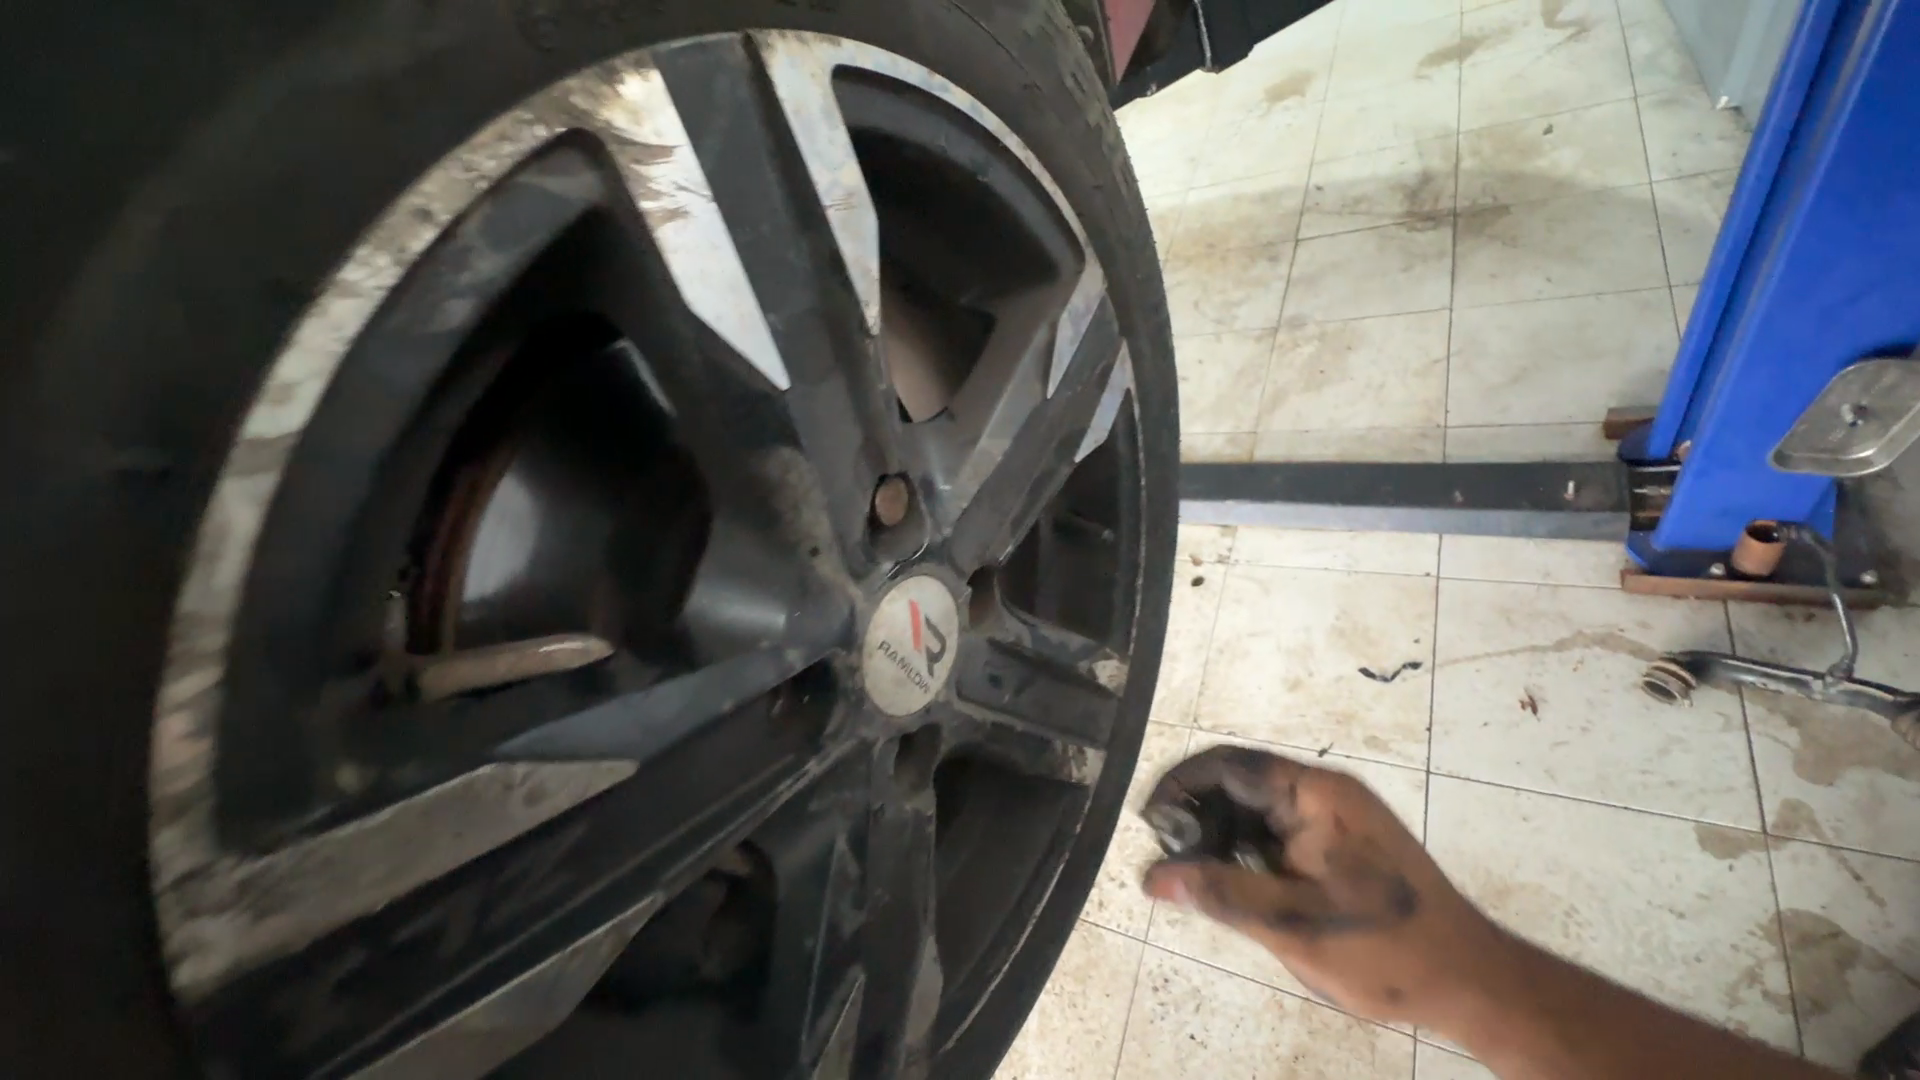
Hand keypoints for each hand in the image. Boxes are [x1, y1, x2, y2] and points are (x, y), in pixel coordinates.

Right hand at [1139, 745, 1516, 1031]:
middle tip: (1168, 857)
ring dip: (1219, 834)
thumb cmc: (1387, 951)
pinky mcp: (1339, 839)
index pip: (1230, 764)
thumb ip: (1221, 894)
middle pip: (1239, 781)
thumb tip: (1152, 877)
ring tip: (1193, 875)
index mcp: (1315, 794)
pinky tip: (1232, 883)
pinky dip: (1246, 849)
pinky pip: (1277, 828)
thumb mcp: (1294, 927)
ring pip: (1255, 806)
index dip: (1181, 784)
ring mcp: (1334, 814)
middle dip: (1196, 813)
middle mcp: (1322, 791)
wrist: (1476, 984)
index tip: (1150, 822)